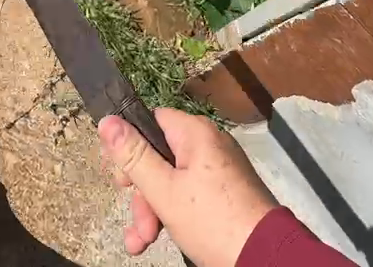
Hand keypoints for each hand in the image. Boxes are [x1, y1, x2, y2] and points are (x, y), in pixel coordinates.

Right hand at [98, 108, 278, 266]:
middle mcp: (208, 144)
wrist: (266, 259)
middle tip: (137, 223)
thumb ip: (133, 156)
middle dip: (142, 193)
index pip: (152, 122)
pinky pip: (190, 195)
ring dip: (153, 210)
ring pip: (173, 181)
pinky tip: (158, 240)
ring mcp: (219, 171)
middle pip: (159, 156)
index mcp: (195, 133)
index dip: (130, 146)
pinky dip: (173, 214)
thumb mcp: (164, 191)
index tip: (120, 179)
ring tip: (141, 243)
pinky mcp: (226, 195)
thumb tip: (106, 119)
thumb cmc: (211, 220)